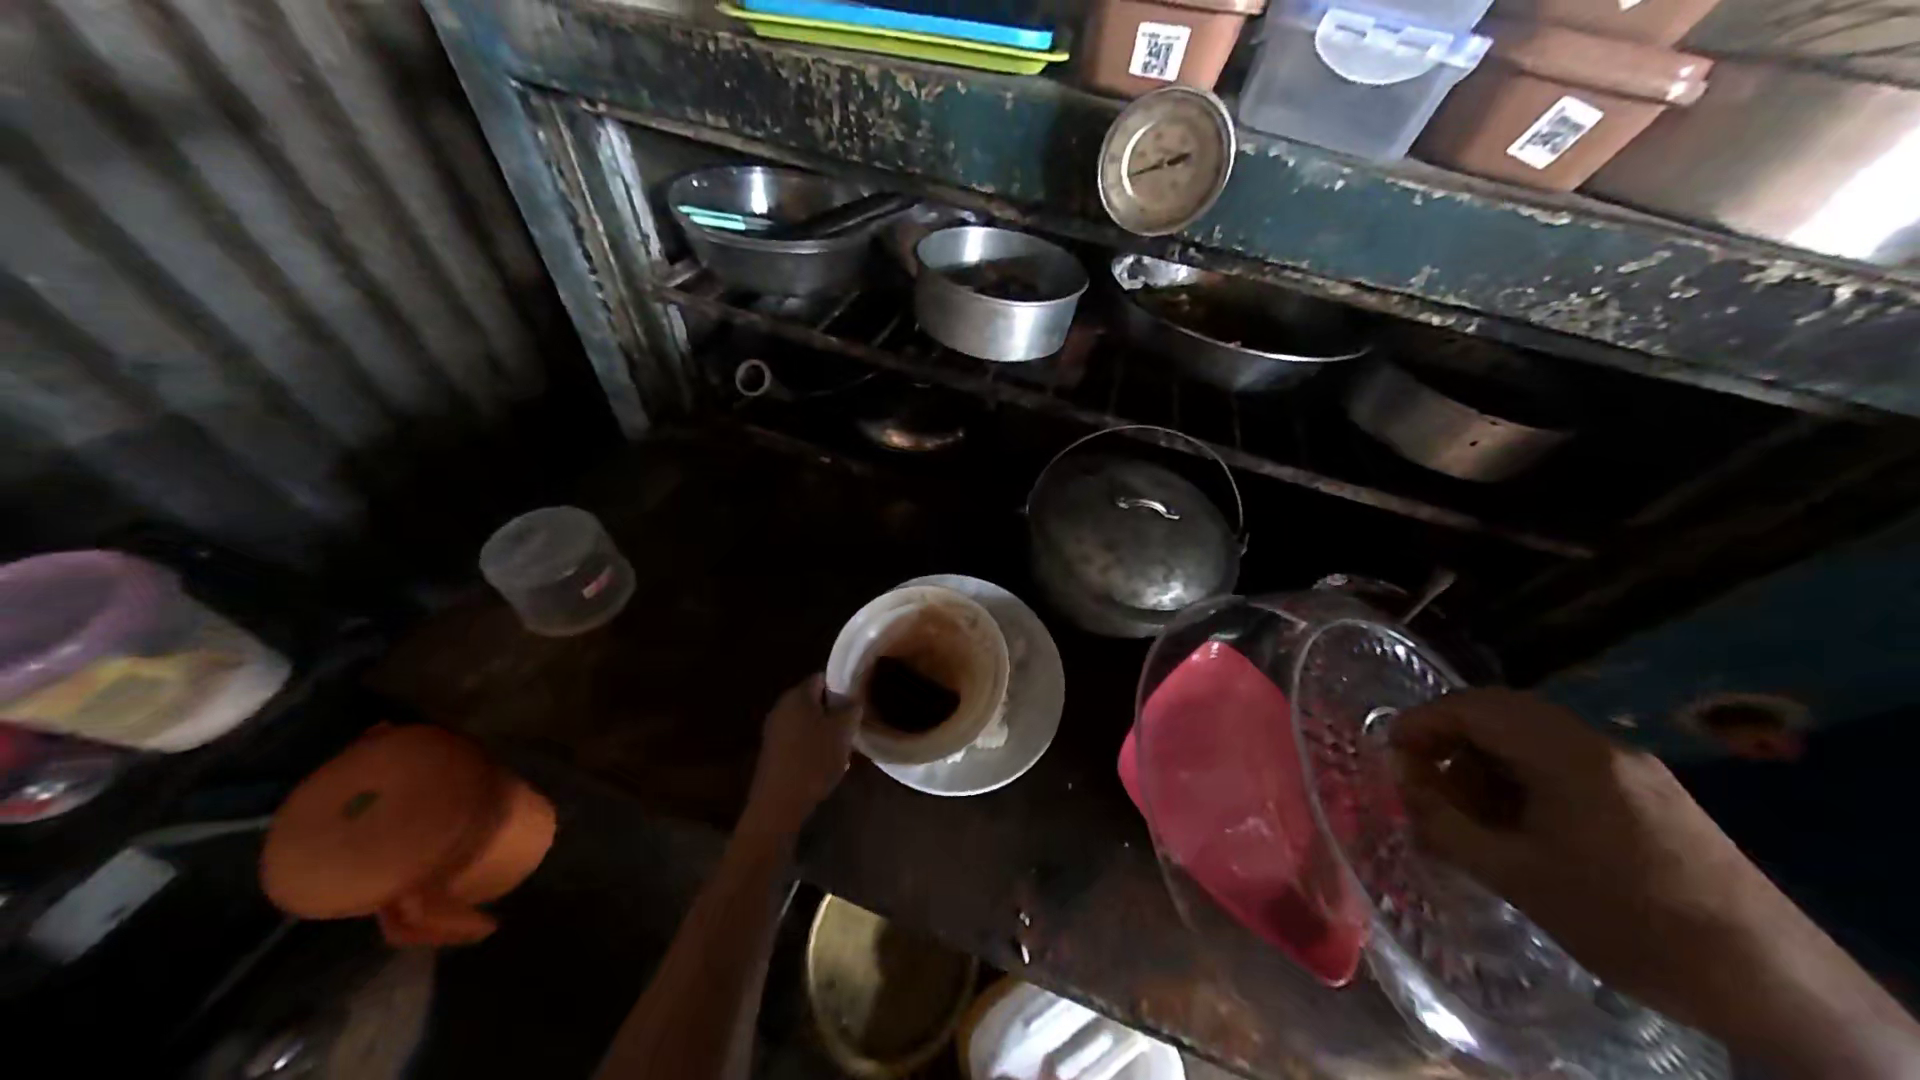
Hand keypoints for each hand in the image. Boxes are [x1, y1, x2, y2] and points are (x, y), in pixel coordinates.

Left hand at [743, 675, 859, 837]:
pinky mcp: (773, 751)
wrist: (779, 803)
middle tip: (854, 725)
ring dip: (826, 730)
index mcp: (797, 695)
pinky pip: (799, 739)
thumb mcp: (843, 731)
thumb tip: (853, 699)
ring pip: (808, 721)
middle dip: (835, 711)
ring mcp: (774, 730)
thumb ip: (851, 709)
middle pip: (815, 700)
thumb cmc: (814, 760)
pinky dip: (814, 745)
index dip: (843, 686)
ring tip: (844, 747)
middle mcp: (782, 707)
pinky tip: (827, 763)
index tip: (859, 700)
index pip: (823, 678)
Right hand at [1390, 688, 1784, 1026]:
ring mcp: (1633, 767)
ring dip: (1487, 758)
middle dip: (1451, 737)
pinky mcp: (1651, 793)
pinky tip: (1517, 821)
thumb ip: (1446, 824)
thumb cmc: (1626, 922)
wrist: (1772, 982)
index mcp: (1569, 755)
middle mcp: (1601, 745)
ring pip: (1533, 735)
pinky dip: (1523, 776)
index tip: (1392, 756)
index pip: (1475, 707)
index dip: (1422, 722)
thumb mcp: (1517, 877)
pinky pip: (1565, 761)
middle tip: (1421, 778)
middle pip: (1503, 712)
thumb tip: (1400, 786)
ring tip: (1466, 808)